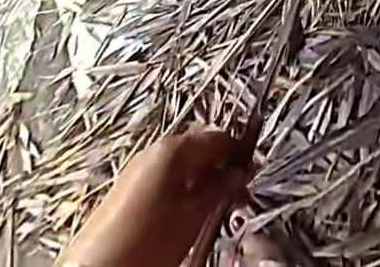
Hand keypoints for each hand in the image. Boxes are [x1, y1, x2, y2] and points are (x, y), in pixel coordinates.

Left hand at [55, 130, 250, 266]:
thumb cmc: (148, 244)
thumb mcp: (193, 218)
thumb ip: (220, 190)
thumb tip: (240, 173)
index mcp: (175, 148)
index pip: (219, 137)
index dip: (239, 153)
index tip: (252, 175)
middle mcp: (157, 149)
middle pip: (200, 147)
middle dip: (221, 166)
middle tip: (236, 194)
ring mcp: (139, 168)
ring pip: (183, 164)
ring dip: (203, 179)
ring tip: (214, 208)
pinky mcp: (127, 190)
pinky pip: (166, 178)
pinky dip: (183, 189)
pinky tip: (188, 214)